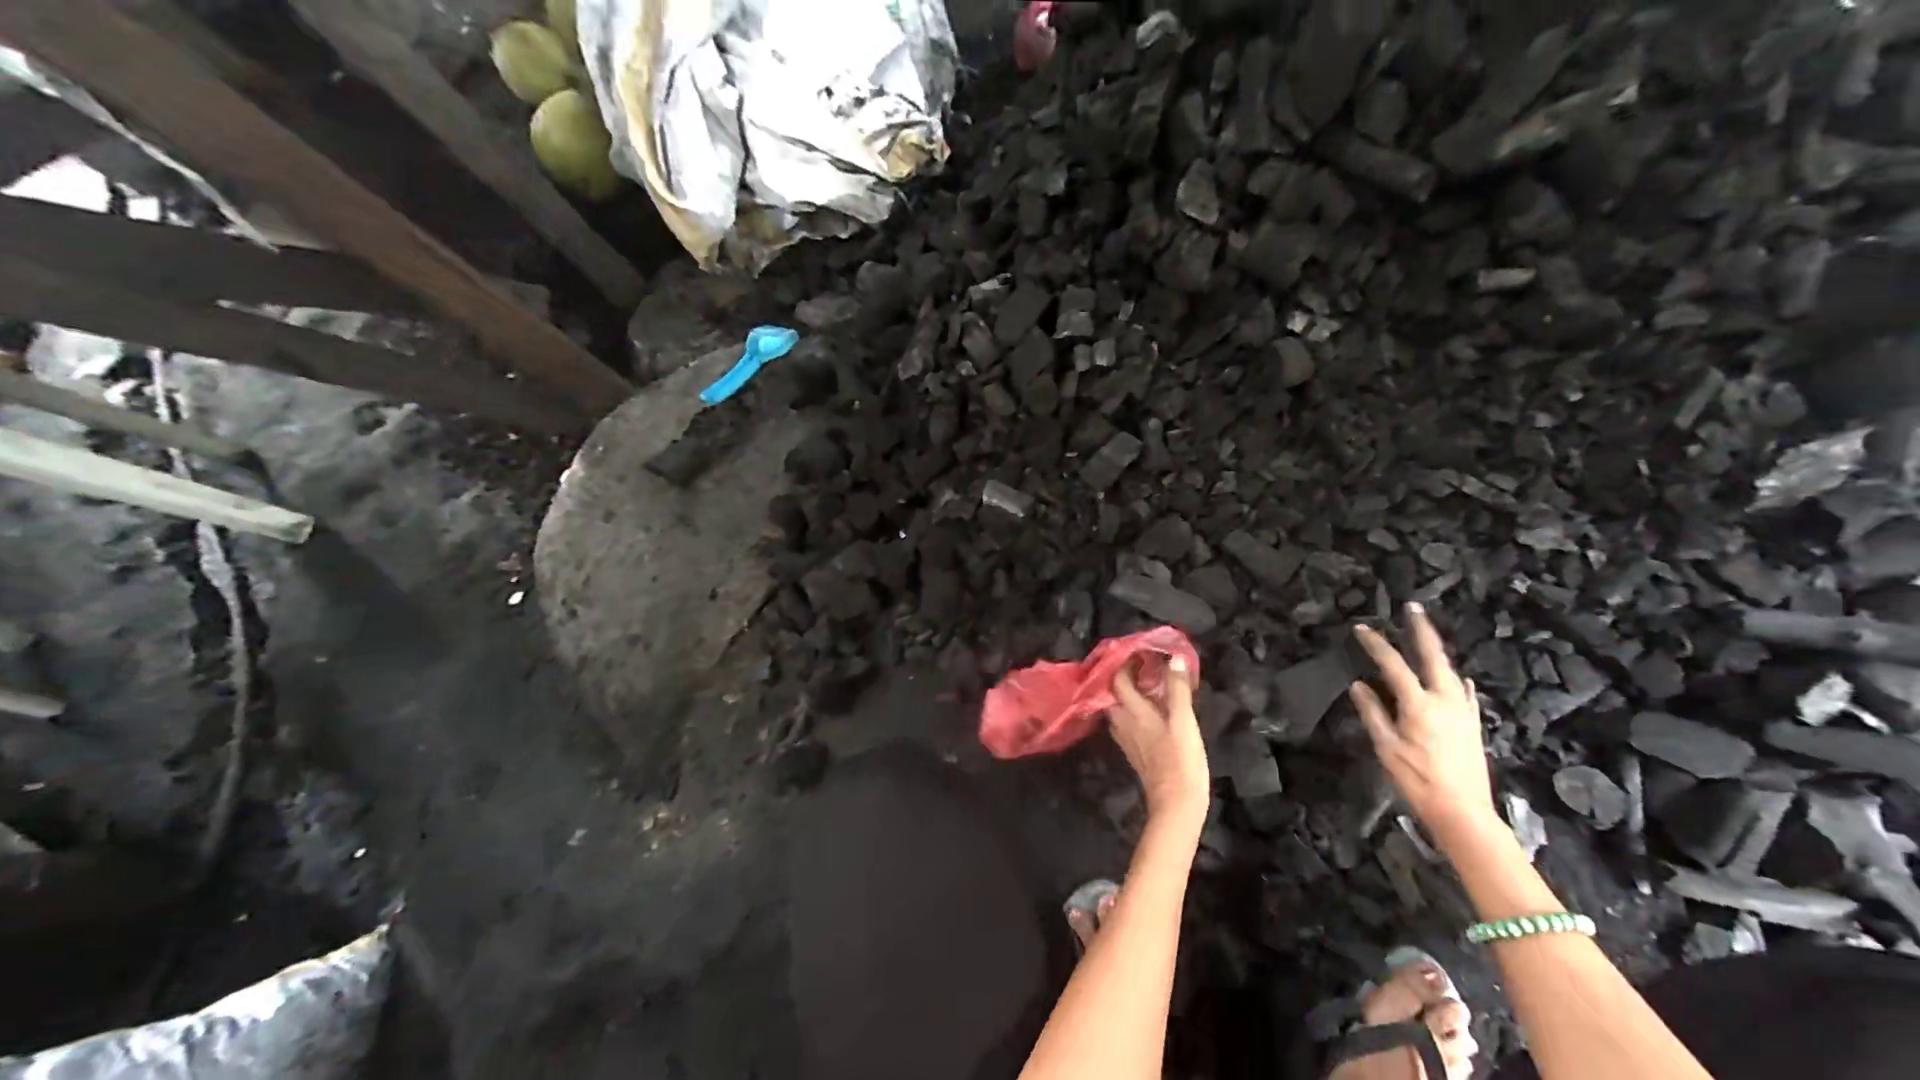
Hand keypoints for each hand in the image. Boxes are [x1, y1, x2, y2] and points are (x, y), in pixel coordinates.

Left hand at [1109, 656, 1208, 826]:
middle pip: (1114, 694)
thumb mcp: (1183, 720)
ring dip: (1129, 695)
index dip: (1125, 663)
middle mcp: (1122, 723)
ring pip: (1119, 710)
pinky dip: (1135, 711)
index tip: (1140, 651)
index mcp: (1132, 712)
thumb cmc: (1180, 759)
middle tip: (1143, 666)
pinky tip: (1151, 712)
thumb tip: (1174, 658)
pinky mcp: (1134, 752)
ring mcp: (1126, 739)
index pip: (1118, 680)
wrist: (1176, 803)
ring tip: (1147, 685)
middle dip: (1124, 678)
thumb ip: (1177, 689)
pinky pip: (1127, 723)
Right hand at [1349, 604, 1498, 847]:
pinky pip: (1465, 692)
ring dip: (1437, 650)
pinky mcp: (1473, 724)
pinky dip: (1457, 679)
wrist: (1463, 811)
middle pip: (1433, 657)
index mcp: (1419, 704)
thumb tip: (1359, 685)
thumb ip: (1373, 712)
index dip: (1376, 645)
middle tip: (1413, 608)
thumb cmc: (1417, 780)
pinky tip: (1458, 677)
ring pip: (1450, 671)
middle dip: (1421, 630)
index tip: (1362, 628)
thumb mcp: (1386, 747)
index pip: (1393, 665)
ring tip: (1428, 636)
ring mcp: (1463, 711)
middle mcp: (1445, 700)